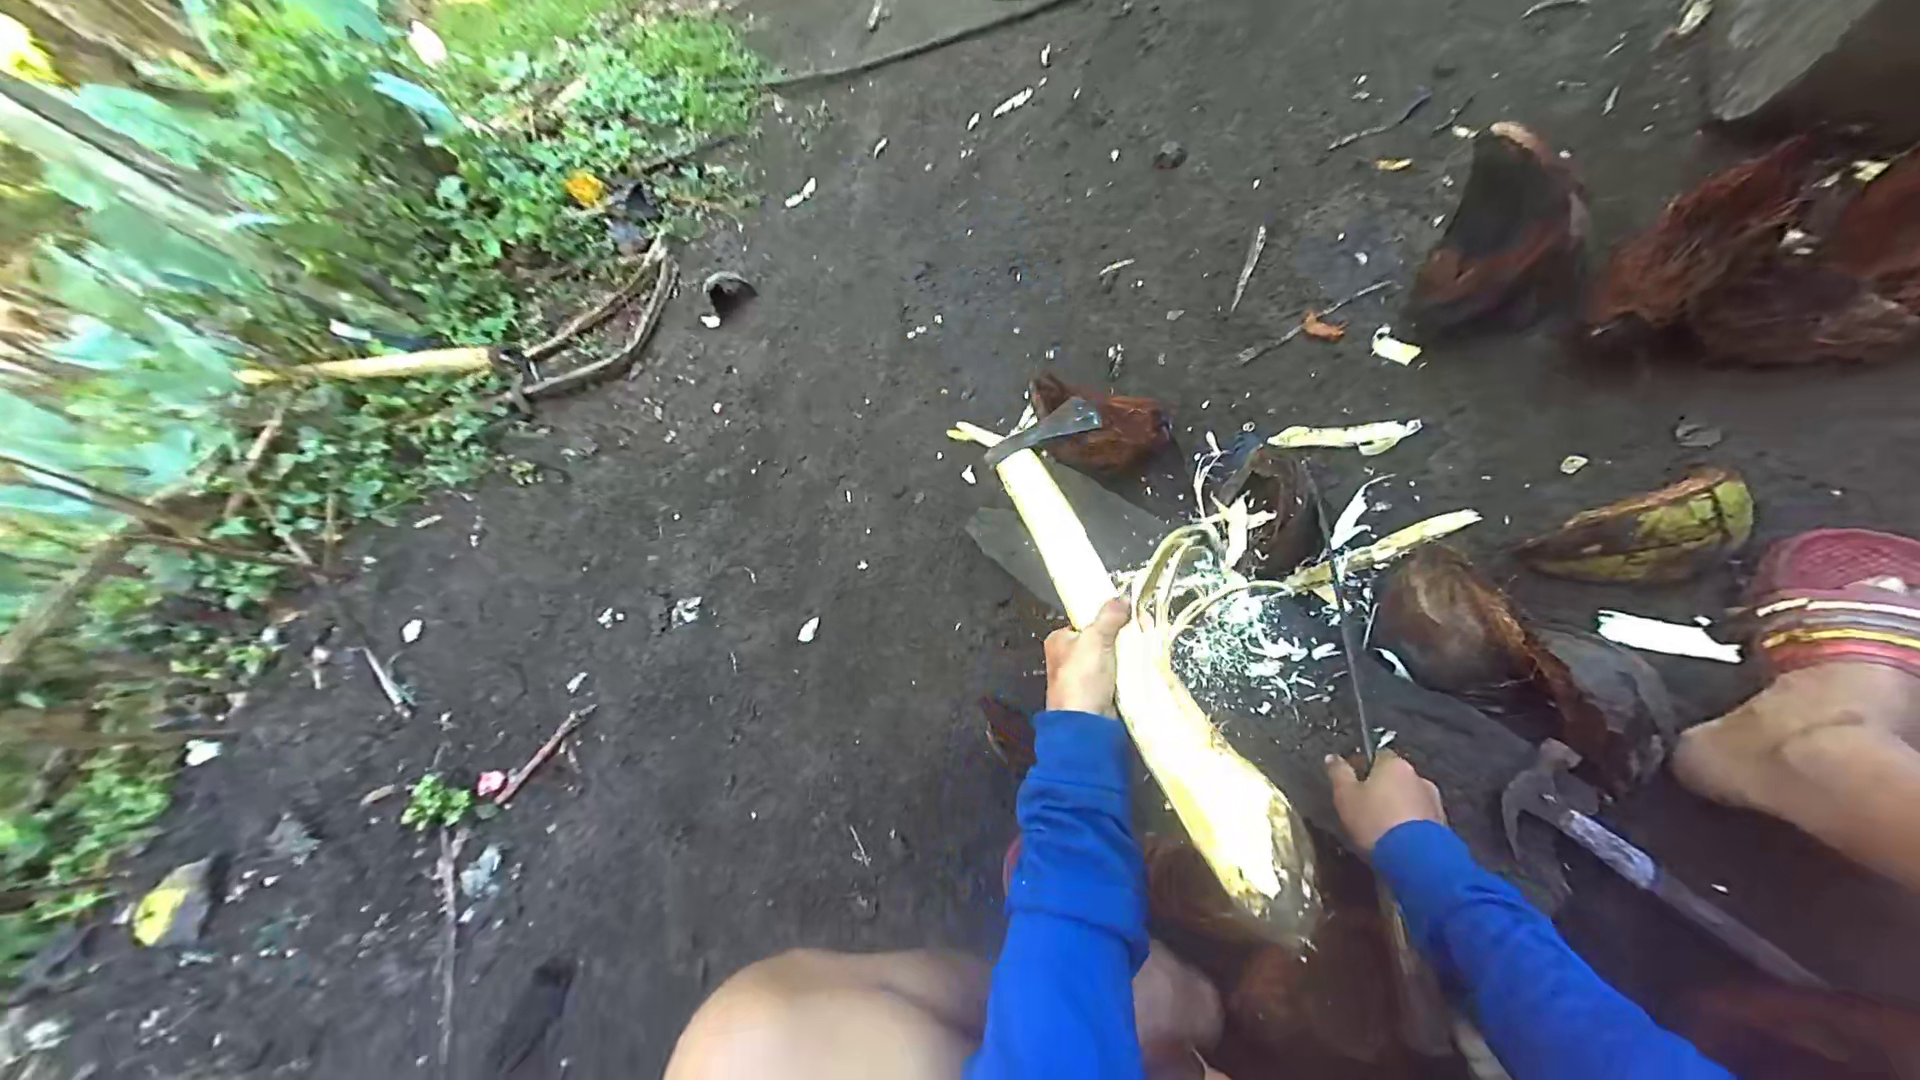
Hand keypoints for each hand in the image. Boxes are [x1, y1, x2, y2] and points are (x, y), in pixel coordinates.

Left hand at [1044, 598, 1130, 716]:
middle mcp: (1067, 657)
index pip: (1083, 621)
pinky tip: (1139, 666)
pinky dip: (1127, 671)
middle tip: (1138, 630)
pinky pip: (1116, 674)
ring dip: (1125, 654)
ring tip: (1143, 646)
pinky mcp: (1098, 691)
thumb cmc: (1081, 677)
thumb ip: (1108, 616)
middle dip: (1118, 636)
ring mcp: (1083, 676)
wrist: (1085, 723)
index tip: (1125, 613)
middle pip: (1098, 639)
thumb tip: (1121, 597)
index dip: (1103, 616)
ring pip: (1110, 657)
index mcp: (1059, 640)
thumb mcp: (1095, 638)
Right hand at [1326, 750, 1446, 855]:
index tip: (1351, 782)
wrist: (1418, 862)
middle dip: (1382, 788)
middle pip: (1395, 778)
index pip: (1377, 755)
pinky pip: (1419, 819)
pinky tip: (1397, 839)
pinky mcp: (1445, 828)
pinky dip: (1408, 824)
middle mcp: (1419, 778)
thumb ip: (1338, 772)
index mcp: (1395, 765)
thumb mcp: (1345, 794)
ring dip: (1397, 807)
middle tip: (1364, 805)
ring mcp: (1435, 804)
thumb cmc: (1375, 820)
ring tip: (1381, 826)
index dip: (1362, 766)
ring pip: (1409, 799)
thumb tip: (1333, 757)